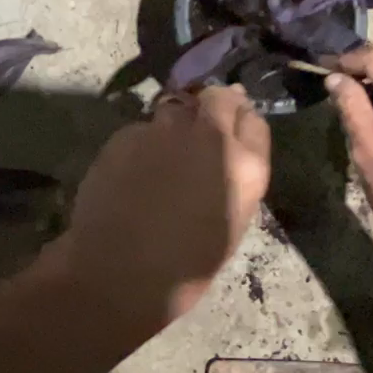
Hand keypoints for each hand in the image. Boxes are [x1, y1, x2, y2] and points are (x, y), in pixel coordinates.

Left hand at [56, 85, 270, 324]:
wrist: (119, 275)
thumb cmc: (186, 265)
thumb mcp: (232, 221)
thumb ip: (236, 174)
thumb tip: (231, 148)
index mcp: (245, 165)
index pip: (253, 121)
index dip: (242, 120)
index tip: (233, 127)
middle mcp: (209, 136)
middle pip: (218, 97)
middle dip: (213, 105)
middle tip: (201, 129)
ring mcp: (165, 131)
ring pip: (176, 108)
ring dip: (176, 123)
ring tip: (164, 155)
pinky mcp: (127, 135)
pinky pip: (143, 129)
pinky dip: (143, 143)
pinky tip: (133, 171)